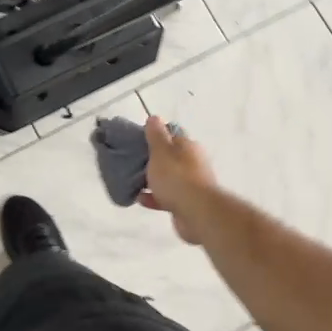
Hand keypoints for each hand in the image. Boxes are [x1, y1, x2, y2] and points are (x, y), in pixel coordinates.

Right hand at [137, 116, 218, 244]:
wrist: (196, 212)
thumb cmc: (176, 177)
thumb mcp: (160, 151)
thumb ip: (156, 135)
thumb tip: (154, 118)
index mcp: (188, 147)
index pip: (171, 136)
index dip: (155, 137)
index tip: (139, 141)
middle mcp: (193, 163)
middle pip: (170, 158)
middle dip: (153, 161)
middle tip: (134, 162)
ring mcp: (192, 184)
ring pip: (168, 178)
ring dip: (153, 180)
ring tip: (134, 182)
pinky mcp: (188, 203)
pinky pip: (168, 197)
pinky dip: (155, 197)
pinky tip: (141, 199)